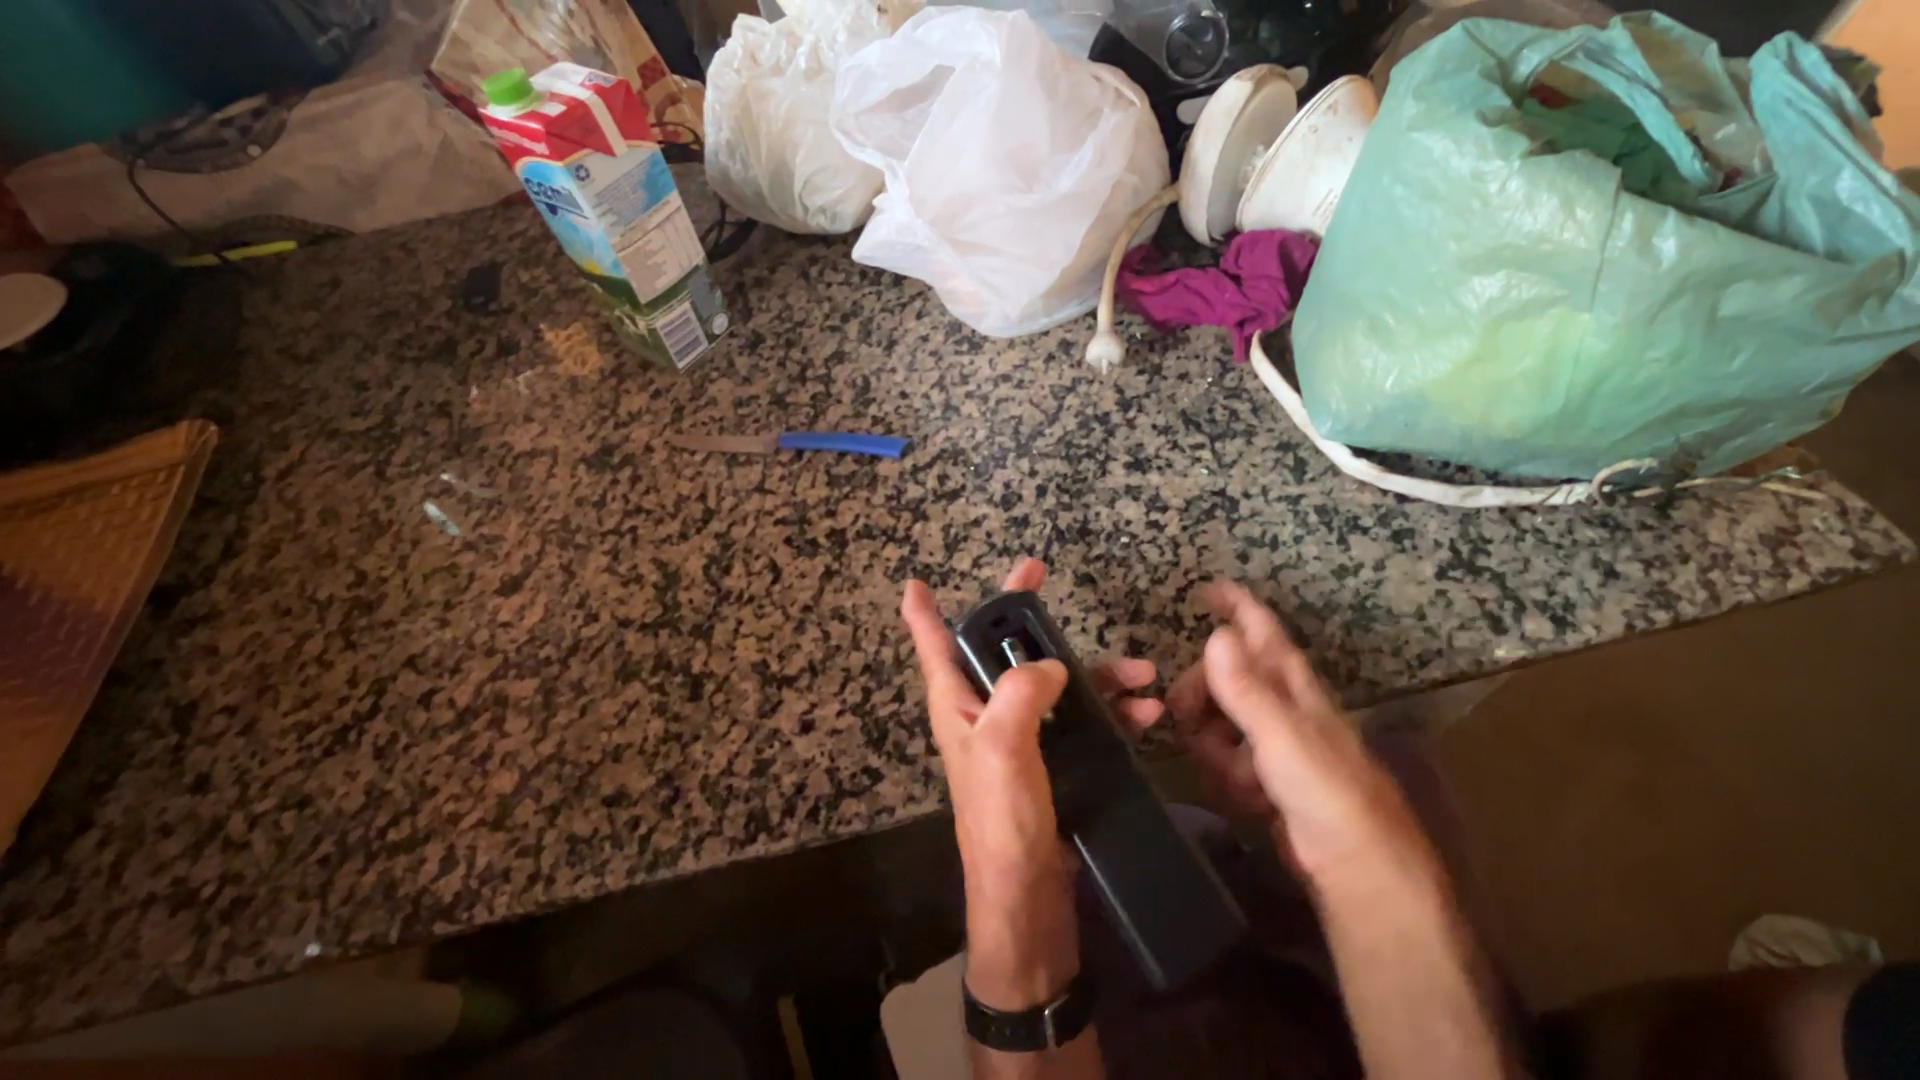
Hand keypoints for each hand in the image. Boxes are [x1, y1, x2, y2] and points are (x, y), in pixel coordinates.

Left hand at [901, 557, 1159, 1007]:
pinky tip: (1145, 715)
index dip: (924, 614)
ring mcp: (1020, 739)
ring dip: (1095, 672)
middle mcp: (984, 715)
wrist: (1030, 897)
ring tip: (1142, 673)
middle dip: (1026, 617)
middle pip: (1001, 651)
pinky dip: (1112, 711)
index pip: (935, 648)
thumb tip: (1047, 664)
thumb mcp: (1002, 748)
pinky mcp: (1053, 762)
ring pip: (1053, 683)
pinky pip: (1081, 721)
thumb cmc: (1002, 821)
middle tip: (1042, 574)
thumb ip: (1018, 694)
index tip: (917, 583)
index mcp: (958, 706)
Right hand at [1156, 582, 1432, 885]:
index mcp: (1294, 688)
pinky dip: (1227, 775)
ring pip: (1224, 722)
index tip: (1210, 587)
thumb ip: (1246, 689)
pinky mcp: (1270, 781)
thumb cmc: (1326, 792)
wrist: (1359, 866)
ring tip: (1230, 772)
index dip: (1239, 608)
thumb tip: (1217, 634)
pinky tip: (1243, 796)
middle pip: (1229, 679)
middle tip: (1183, 711)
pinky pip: (1229, 762)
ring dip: (1213, 742)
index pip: (1263, 634)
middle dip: (1202, 692)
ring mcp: (1277, 746)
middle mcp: (1286, 708)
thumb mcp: (1280, 736)